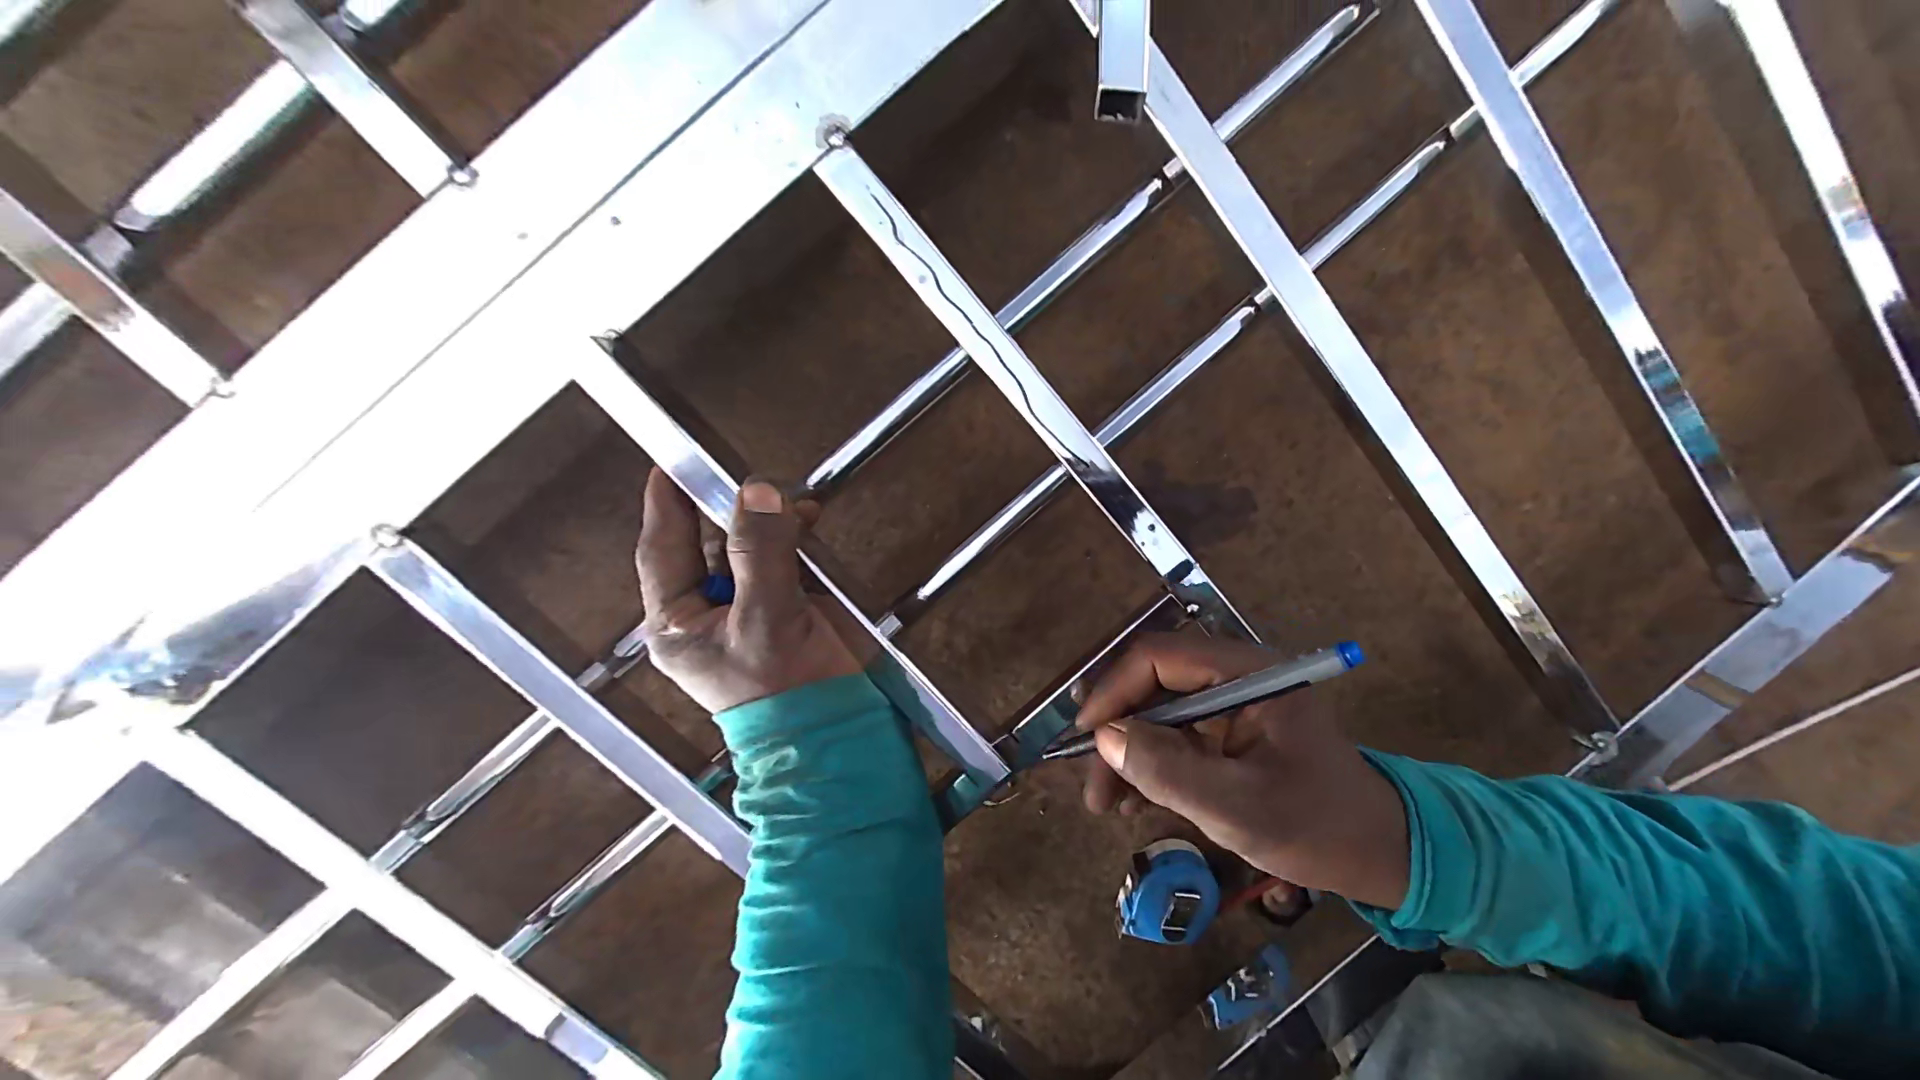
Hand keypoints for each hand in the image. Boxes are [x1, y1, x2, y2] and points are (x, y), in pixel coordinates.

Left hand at [635, 468, 863, 712]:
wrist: (835, 733)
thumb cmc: (786, 696)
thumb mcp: (764, 618)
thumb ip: (760, 553)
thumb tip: (757, 496)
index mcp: (678, 623)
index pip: (661, 550)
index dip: (666, 505)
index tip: (671, 466)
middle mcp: (706, 613)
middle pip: (706, 542)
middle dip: (730, 510)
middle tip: (752, 482)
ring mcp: (745, 609)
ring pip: (746, 547)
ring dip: (767, 522)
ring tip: (790, 506)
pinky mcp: (782, 607)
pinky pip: (779, 559)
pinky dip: (793, 539)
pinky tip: (806, 523)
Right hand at [1074, 633, 1410, 909]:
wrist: (1380, 857)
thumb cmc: (1319, 827)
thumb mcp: (1239, 807)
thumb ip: (1168, 771)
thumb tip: (1104, 738)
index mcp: (1247, 673)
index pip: (1159, 657)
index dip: (1115, 690)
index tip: (1087, 734)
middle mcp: (1233, 677)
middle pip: (1151, 685)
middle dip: (1117, 732)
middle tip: (1093, 784)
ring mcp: (1229, 705)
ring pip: (1156, 714)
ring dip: (1126, 754)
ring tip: (1106, 803)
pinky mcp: (1226, 733)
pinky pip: (1173, 738)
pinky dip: (1148, 766)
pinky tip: (1132, 801)